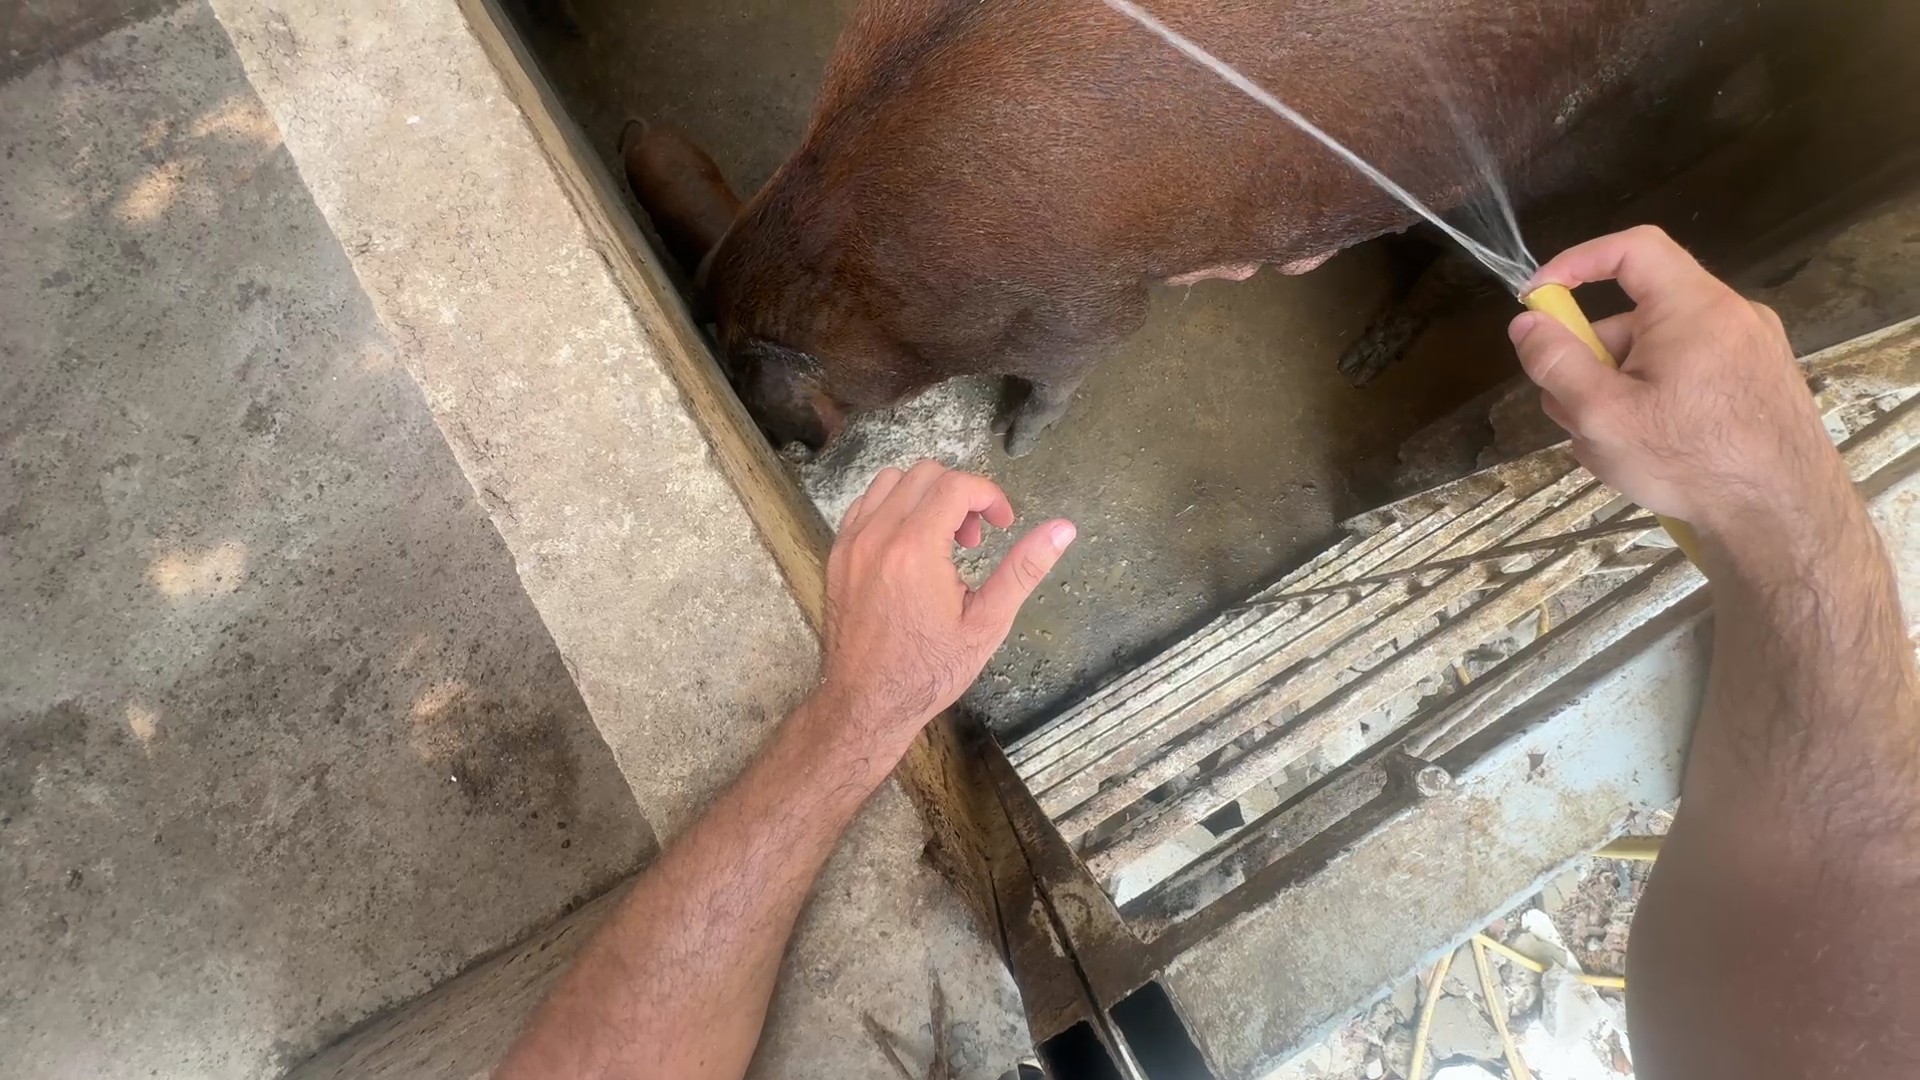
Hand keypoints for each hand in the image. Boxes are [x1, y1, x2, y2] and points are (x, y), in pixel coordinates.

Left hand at [815, 460, 1074, 755]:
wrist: (867, 703)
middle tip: (974, 538)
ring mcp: (851, 543)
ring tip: (942, 538)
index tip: (1002, 523)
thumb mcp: (987, 623)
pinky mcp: (837, 554)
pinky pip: (866, 505)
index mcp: (916, 550)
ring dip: (925, 495)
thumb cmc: (930, 670)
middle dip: (960, 493)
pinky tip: (911, 545)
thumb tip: (1064, 529)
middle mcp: (877, 536)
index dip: (989, 495)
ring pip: (890, 481)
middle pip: (925, 474)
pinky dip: (894, 508)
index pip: (957, 485)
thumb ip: (1024, 569)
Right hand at [1509, 225, 1845, 540]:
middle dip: (1583, 361)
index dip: (1574, 263)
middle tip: (1570, 411)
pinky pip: (1672, 375)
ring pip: (1644, 355)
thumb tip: (1525, 322)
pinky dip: (1640, 402)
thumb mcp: (1599, 412)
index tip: (1532, 299)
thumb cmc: (1685, 457)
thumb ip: (1556, 362)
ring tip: (1607, 442)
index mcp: (1693, 310)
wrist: (1776, 511)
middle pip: (1627, 320)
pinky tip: (1640, 445)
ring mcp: (1741, 349)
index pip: (1633, 250)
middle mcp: (1725, 316)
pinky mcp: (1746, 379)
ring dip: (1607, 391)